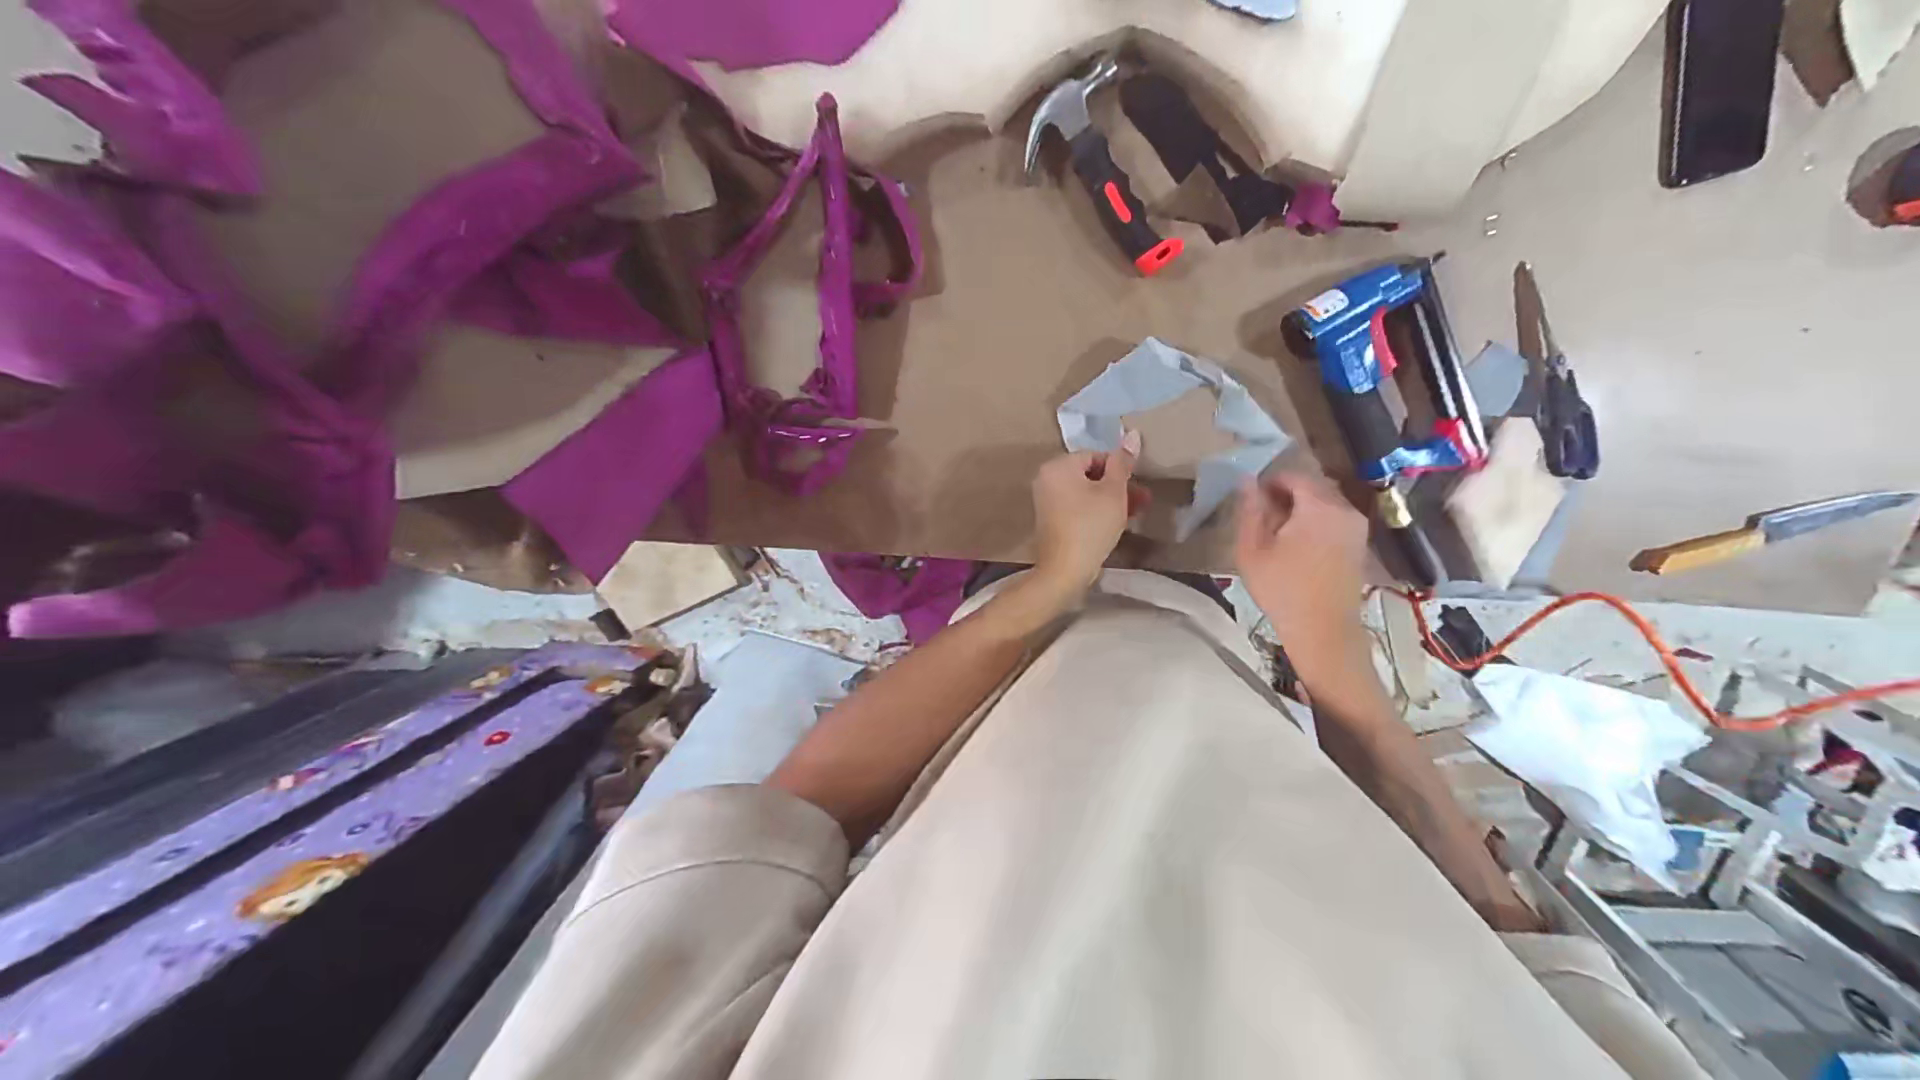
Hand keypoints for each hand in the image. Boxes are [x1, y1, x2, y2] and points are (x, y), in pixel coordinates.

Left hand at [1030, 431, 1146, 599]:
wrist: (1065, 570)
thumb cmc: (1091, 526)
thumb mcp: (1114, 493)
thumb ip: (1123, 463)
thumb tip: (1132, 434)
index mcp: (1058, 466)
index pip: (1096, 456)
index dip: (1120, 470)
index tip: (1137, 486)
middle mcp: (1047, 479)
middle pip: (1090, 474)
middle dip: (1118, 486)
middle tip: (1143, 500)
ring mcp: (1046, 500)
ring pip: (1086, 492)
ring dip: (1111, 500)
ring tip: (1135, 513)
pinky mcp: (1050, 519)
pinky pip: (1077, 506)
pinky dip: (1096, 510)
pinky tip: (1116, 522)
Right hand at [1234, 471, 1370, 679]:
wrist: (1323, 630)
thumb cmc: (1282, 588)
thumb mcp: (1252, 549)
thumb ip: (1250, 510)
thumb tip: (1247, 481)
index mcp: (1319, 506)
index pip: (1294, 475)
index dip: (1270, 481)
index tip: (1251, 498)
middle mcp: (1345, 509)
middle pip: (1313, 486)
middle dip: (1287, 493)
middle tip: (1261, 513)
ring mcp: (1357, 527)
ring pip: (1325, 502)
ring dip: (1301, 507)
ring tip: (1277, 529)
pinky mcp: (1359, 544)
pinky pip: (1335, 518)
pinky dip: (1315, 520)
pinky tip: (1297, 542)